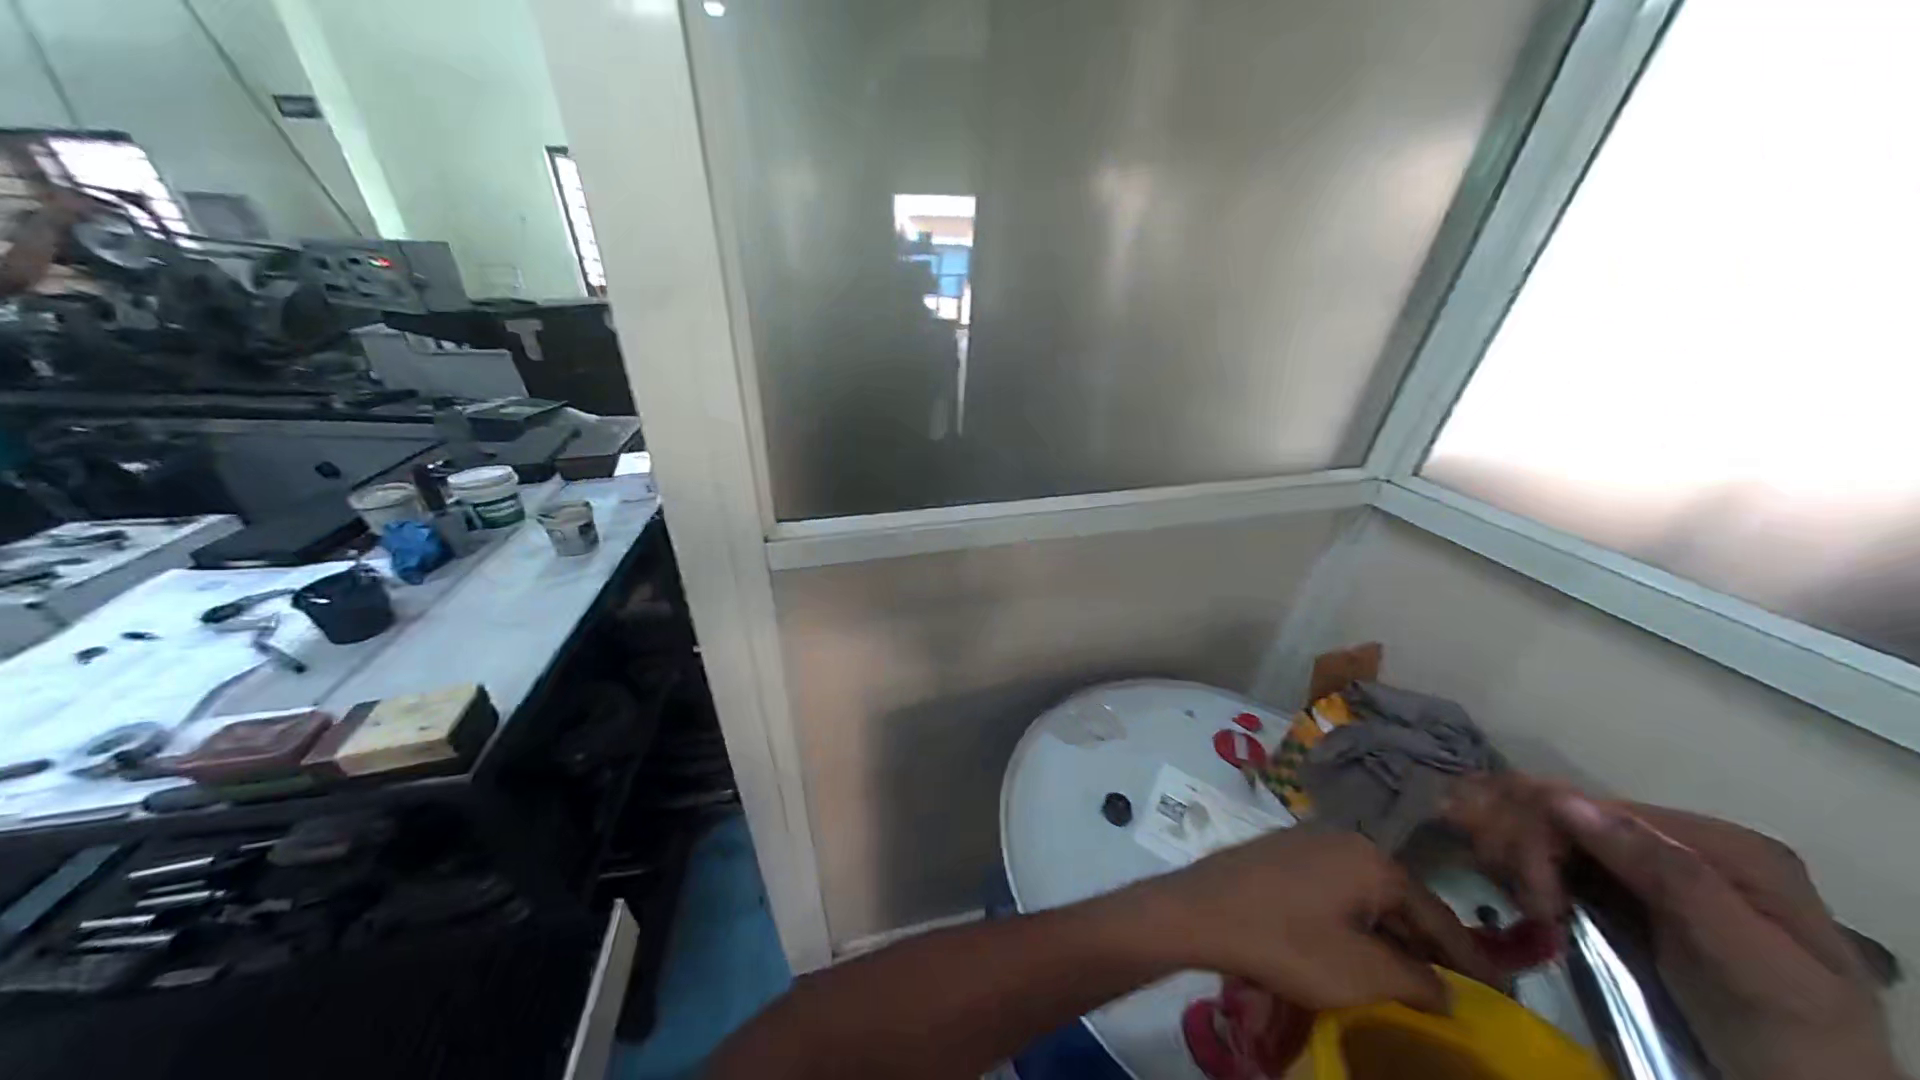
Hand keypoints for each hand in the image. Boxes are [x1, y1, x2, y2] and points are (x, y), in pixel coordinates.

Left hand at [1117, 829, 1499, 1012]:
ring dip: (1387, 937)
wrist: (1197, 911)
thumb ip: (1417, 981)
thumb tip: (1450, 989)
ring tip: (1407, 981)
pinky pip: (1333, 890)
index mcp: (1371, 860)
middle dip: (1427, 949)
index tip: (1501, 999)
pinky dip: (1352, 922)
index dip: (1472, 962)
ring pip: (1365, 896)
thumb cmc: (1284, 941)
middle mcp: (1342, 839)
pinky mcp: (1279, 854)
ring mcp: (1306, 842)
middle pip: (1400, 901)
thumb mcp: (1361, 973)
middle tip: (1453, 995)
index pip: (1438, 915)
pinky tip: (1353, 952)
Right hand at [1447, 775, 1899, 1079]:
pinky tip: (1528, 899)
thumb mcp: (1747, 963)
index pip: (1599, 811)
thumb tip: (1565, 801)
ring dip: (1522, 861)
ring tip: (1525, 906)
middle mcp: (1686, 842)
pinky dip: (1531, 873)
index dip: (1546, 836)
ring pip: (1557, 836)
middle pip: (1574, 819)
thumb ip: (1670, 878)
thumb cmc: (1791, 1040)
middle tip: (1523, 905)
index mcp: (1724, 845)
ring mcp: (1657, 868)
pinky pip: (1562, 863)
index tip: (1528, 894)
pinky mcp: (1631, 895)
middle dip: (1530, 851)